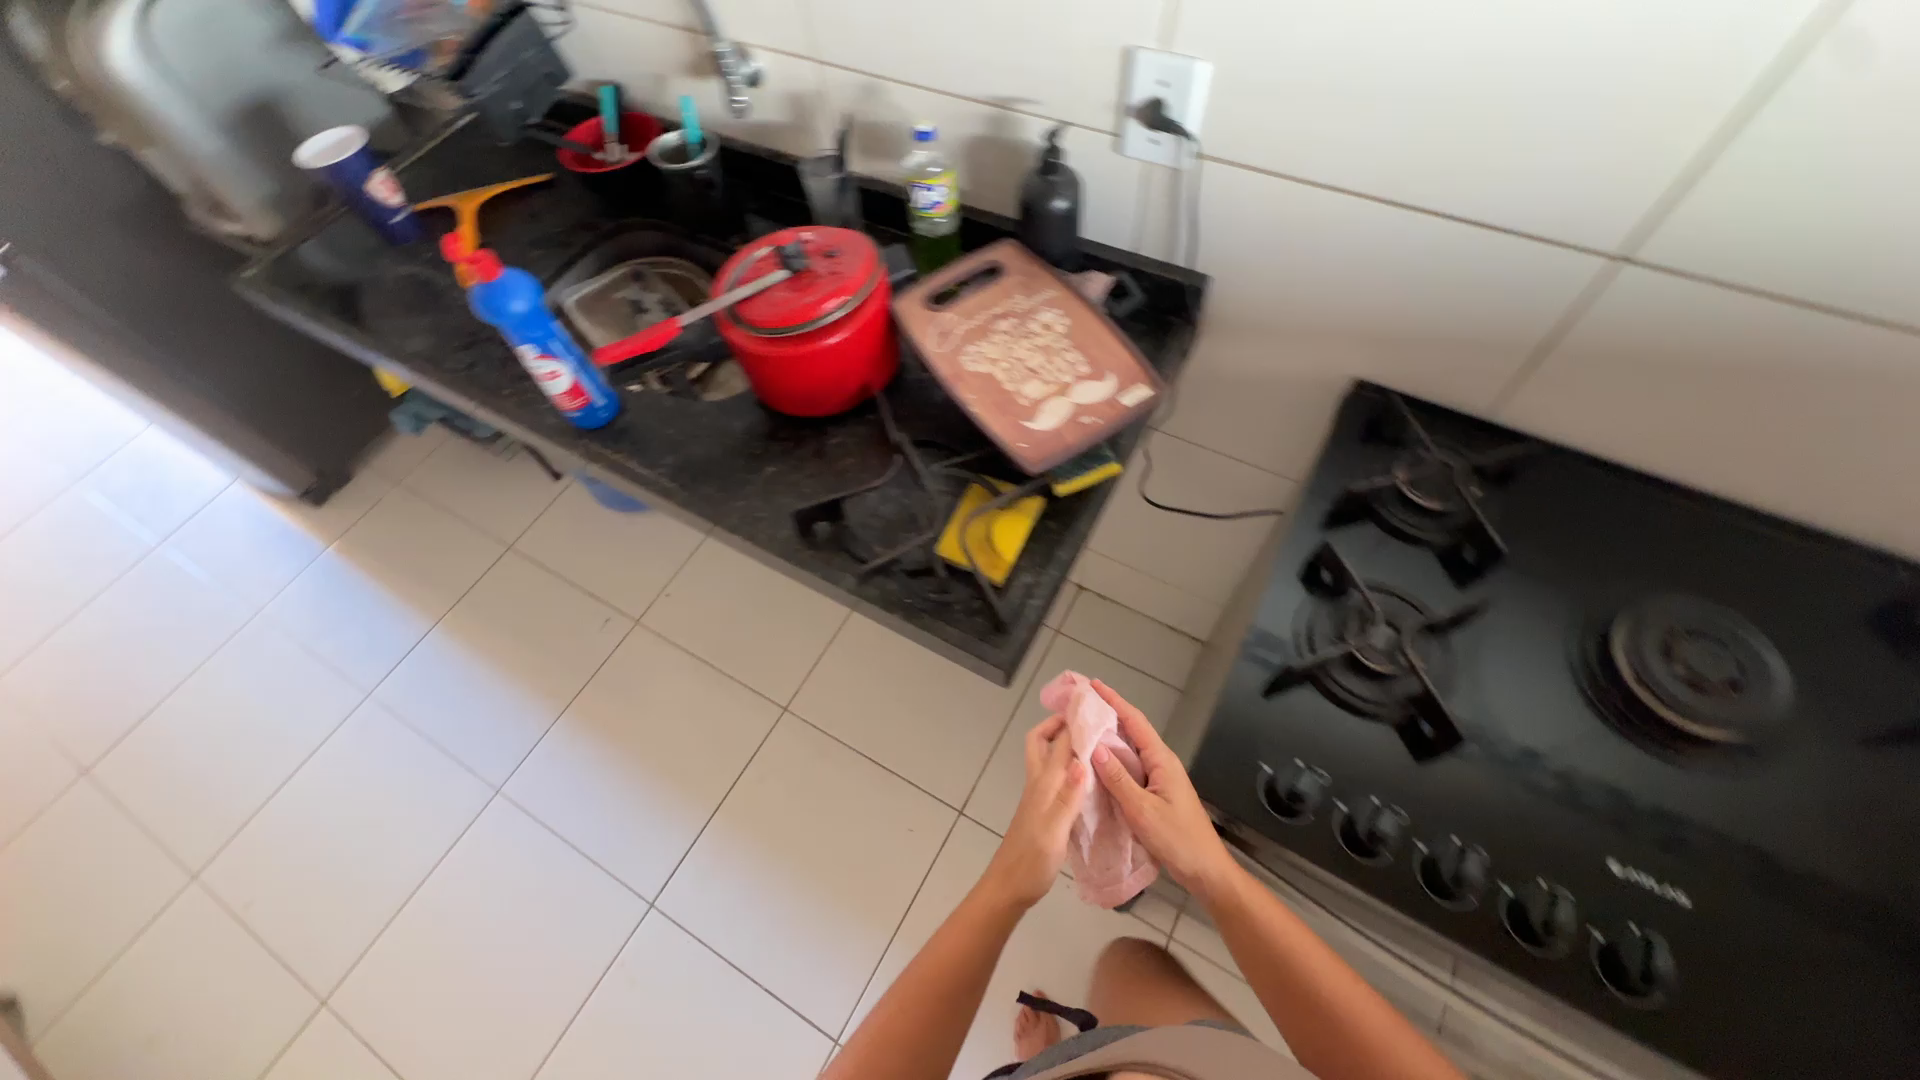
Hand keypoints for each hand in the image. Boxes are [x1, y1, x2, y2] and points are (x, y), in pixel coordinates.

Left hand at [979, 715, 1086, 909]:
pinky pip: (1054, 776)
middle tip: (1085, 718)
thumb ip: (1068, 797)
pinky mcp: (1042, 809)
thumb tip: (1081, 760)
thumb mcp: (1054, 831)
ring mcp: (1038, 796)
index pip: (1059, 743)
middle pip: (1041, 740)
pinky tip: (1085, 775)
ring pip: (1046, 757)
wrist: (1010, 887)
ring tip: (1091, 740)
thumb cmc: (1032, 861)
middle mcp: (1039, 783)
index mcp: (1044, 784)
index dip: (1072, 720)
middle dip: (1060, 723)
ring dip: (1064, 742)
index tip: (1092, 705)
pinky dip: (1068, 766)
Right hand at [1085, 679, 1239, 900]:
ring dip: (1108, 738)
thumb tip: (1094, 747)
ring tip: (1082, 729)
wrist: (1205, 871)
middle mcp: (1161, 763)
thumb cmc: (1178, 840)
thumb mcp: (1142, 811)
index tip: (1092, 685)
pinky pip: (1130, 768)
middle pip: (1132, 731)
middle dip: (1108, 715)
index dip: (1114, 701)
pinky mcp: (1155, 793)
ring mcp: (1159, 778)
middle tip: (1080, 705)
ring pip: (1129, 750)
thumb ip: (1118, 779)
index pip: (1135, 722)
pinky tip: (1096, 764)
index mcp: (1161, 760)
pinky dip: (1112, 761)